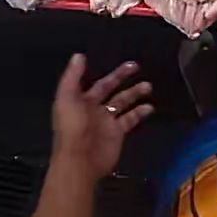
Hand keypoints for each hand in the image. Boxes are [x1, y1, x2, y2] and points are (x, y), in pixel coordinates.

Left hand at [51, 55, 153, 179]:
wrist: (80, 161)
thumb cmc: (73, 129)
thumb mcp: (67, 100)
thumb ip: (72, 78)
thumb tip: (78, 55)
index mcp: (81, 101)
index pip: (99, 83)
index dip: (110, 73)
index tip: (123, 63)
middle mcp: (94, 109)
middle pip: (112, 90)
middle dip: (123, 78)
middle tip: (137, 66)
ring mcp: (107, 121)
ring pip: (123, 103)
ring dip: (135, 93)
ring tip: (148, 86)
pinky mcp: (117, 133)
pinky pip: (130, 119)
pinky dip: (140, 112)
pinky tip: (149, 107)